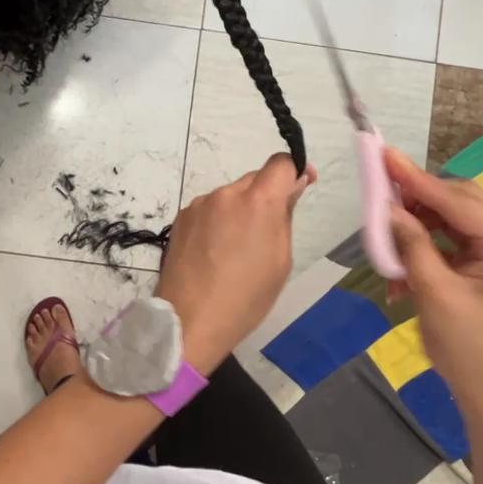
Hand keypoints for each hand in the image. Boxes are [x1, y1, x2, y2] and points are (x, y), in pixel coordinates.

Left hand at [156, 154, 315, 375]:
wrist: (190, 320)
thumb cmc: (246, 297)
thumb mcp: (280, 260)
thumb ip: (285, 216)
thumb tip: (292, 185)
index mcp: (257, 202)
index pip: (280, 163)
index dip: (294, 171)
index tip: (301, 186)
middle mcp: (225, 195)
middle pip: (254, 180)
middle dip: (266, 197)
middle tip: (268, 232)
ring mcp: (199, 205)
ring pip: (230, 197)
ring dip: (240, 211)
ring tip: (237, 250)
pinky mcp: (181, 219)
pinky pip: (209, 210)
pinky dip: (218, 222)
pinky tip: (215, 252)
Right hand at [384, 147, 482, 423]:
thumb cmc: (471, 353)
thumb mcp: (434, 296)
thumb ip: (412, 245)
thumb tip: (387, 208)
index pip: (456, 200)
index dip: (415, 178)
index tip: (383, 155)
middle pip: (461, 201)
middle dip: (418, 200)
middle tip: (379, 199)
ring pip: (458, 220)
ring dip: (420, 227)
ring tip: (388, 244)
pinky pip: (459, 243)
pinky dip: (430, 248)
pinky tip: (404, 269)